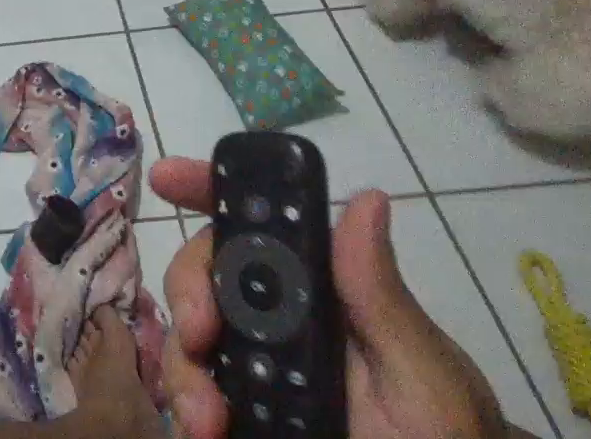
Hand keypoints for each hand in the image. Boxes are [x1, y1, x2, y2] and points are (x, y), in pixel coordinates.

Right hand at [152, 157, 512, 438]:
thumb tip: (365, 198)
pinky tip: (203, 431)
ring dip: (183, 365)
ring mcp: (251, 364)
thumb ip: (382, 298)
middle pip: (206, 269)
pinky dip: (184, 404)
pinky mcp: (234, 409)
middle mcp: (277, 316)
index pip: (261, 222)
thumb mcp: (423, 376)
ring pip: (186, 332)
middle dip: (187, 287)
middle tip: (197, 330)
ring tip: (206, 419)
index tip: (166, 177)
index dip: (207, 188)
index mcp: (322, 288)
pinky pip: (189, 391)